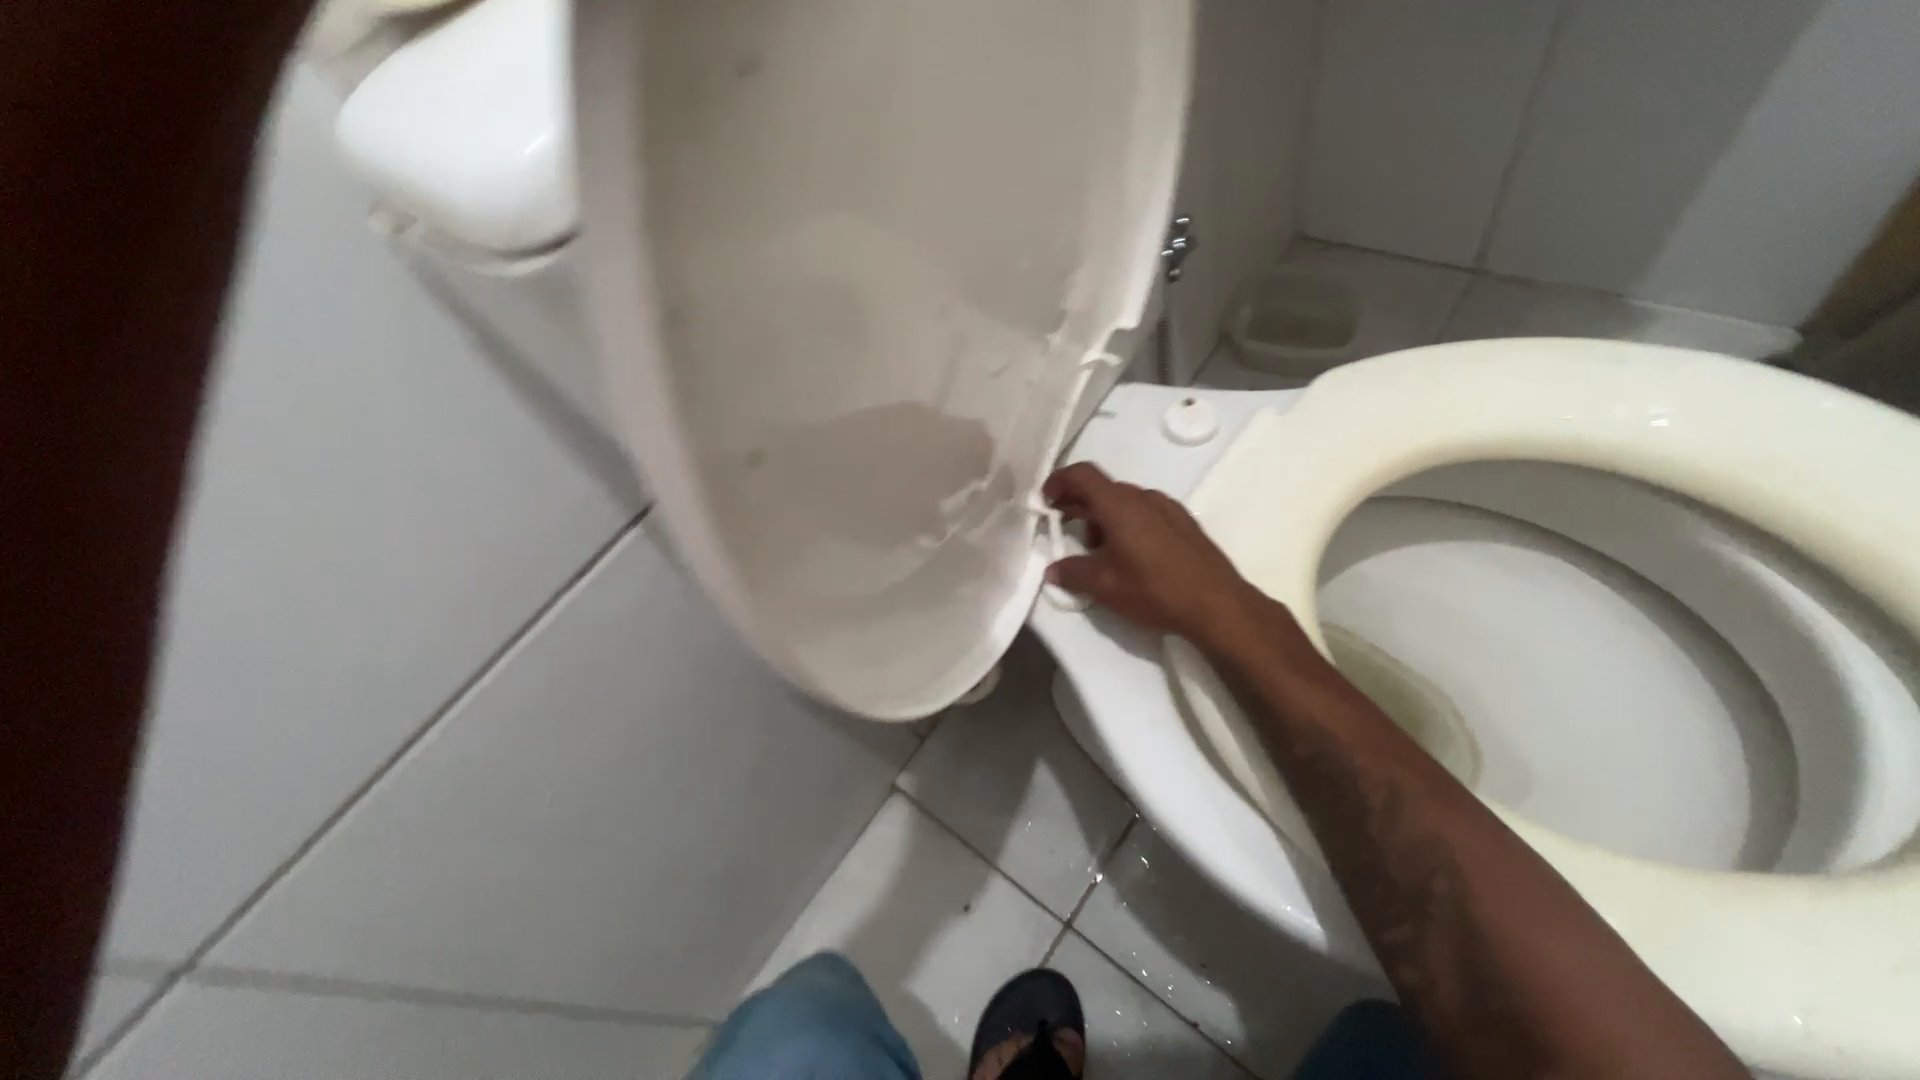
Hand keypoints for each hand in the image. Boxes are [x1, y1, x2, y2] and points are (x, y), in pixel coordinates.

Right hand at [1042, 462, 1262, 643]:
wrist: (1217, 604)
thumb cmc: (1155, 590)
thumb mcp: (1105, 586)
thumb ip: (1073, 573)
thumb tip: (1053, 570)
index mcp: (1120, 505)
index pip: (1083, 474)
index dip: (1059, 481)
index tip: (1045, 501)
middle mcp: (1144, 498)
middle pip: (1104, 488)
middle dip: (1078, 503)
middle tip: (1062, 526)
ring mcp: (1168, 509)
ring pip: (1126, 501)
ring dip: (1103, 516)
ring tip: (1095, 549)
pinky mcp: (1184, 524)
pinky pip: (1146, 512)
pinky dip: (1127, 523)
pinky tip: (1128, 554)